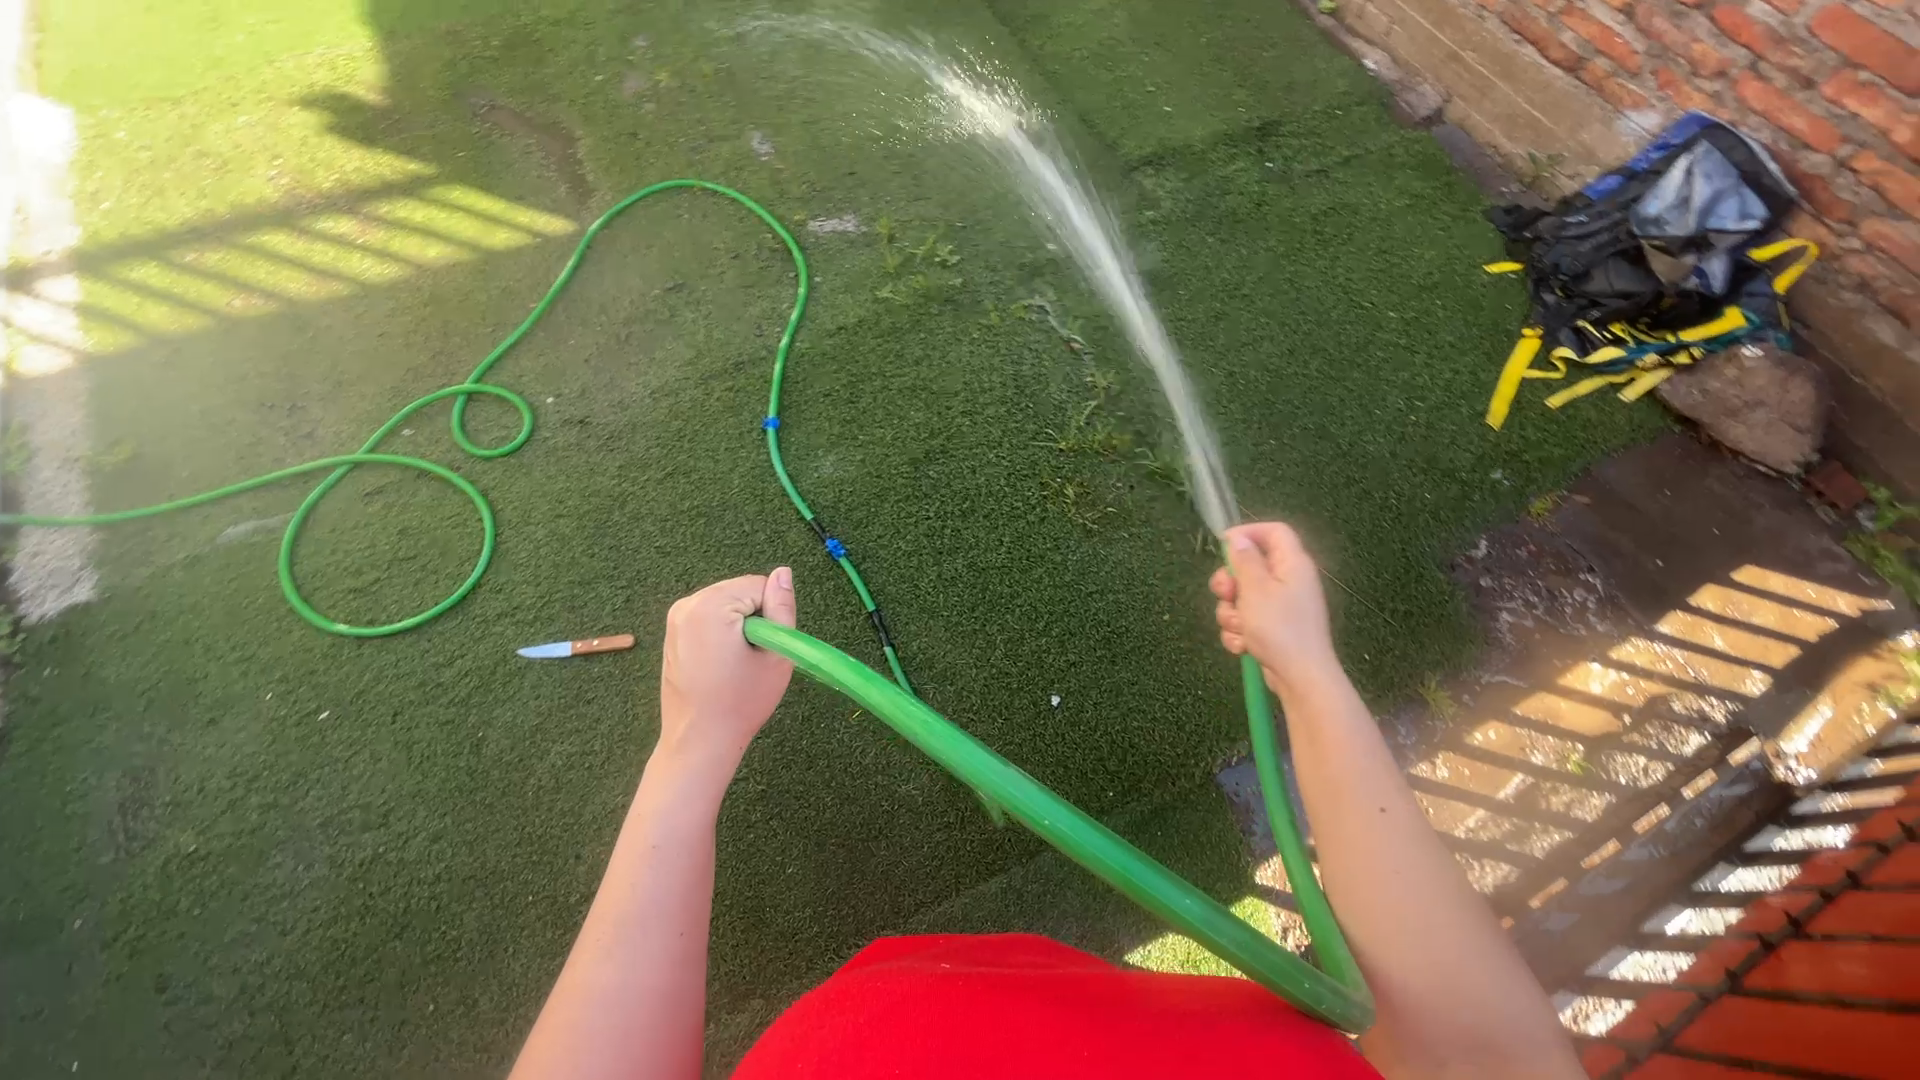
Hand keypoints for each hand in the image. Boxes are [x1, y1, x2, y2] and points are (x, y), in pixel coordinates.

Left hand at [657, 568, 796, 774]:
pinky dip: (723, 631)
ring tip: (737, 663)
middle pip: (741, 591)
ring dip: (740, 625)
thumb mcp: (776, 653)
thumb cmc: (742, 701)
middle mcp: (687, 603)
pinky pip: (711, 616)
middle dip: (755, 618)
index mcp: (711, 604)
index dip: (772, 616)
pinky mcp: (672, 631)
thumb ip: (782, 608)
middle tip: (753, 658)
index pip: (760, 586)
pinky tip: (721, 663)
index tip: (765, 649)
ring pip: (728, 603)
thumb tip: (783, 571)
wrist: (699, 739)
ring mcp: (676, 617)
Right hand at [1209, 523, 1340, 699]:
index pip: (1274, 531)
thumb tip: (1237, 538)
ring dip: (1231, 613)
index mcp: (1292, 564)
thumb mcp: (1256, 589)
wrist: (1299, 677)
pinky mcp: (1272, 629)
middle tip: (1225, 594)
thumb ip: (1244, 560)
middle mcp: (1289, 581)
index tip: (1223, 545)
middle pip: (1250, 565)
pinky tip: (1243, 645)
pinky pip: (1246, 620)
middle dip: (1230, 582)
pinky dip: (1239, 632)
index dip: (1248, 532)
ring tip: (1239, 628)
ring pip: (1242, 596)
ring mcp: (1281, 607)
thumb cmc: (1279, 628)